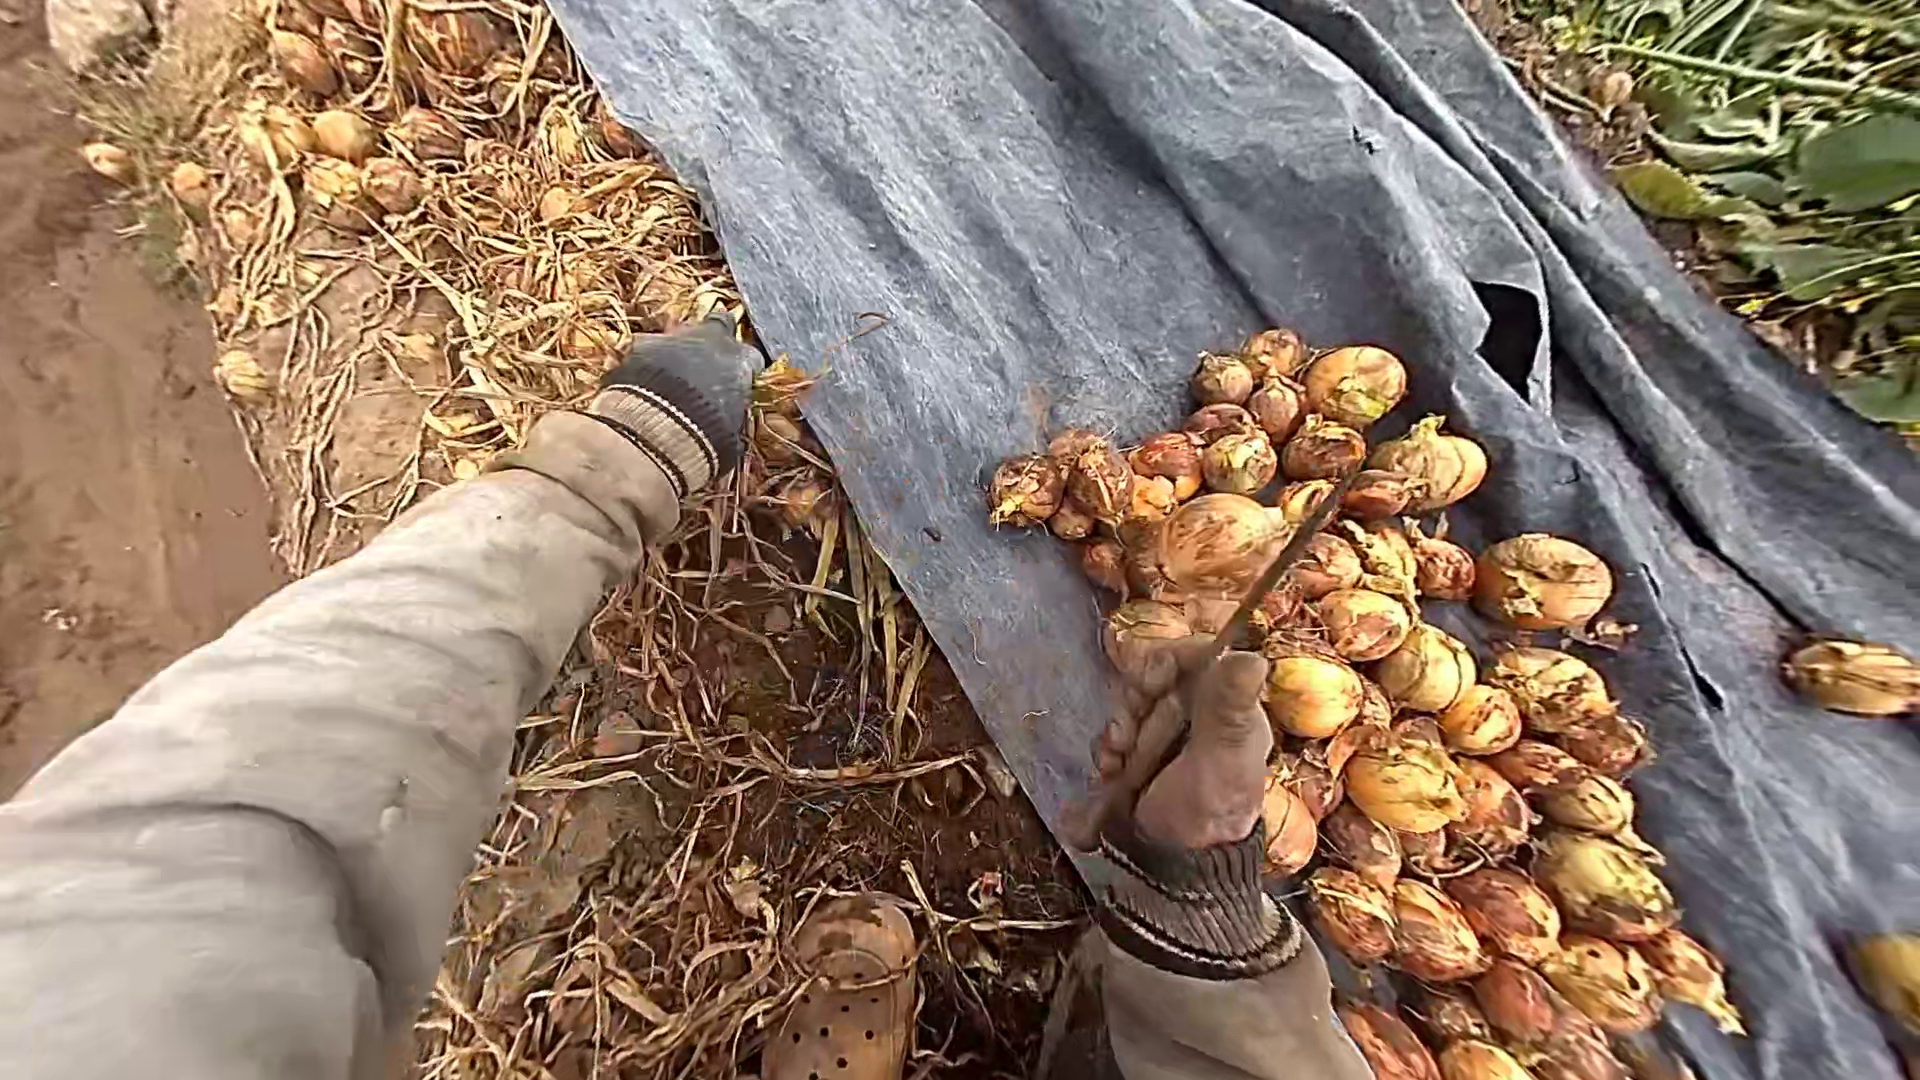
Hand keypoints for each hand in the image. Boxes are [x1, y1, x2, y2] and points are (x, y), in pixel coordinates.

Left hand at [589, 315, 761, 493]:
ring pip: (681, 331)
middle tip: (711, 355)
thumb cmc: (709, 434)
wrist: (661, 428)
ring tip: (675, 371)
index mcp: (742, 360)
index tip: (740, 380)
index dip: (746, 367)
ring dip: (681, 346)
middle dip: (718, 334)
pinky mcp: (641, 344)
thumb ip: (735, 418)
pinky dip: (648, 359)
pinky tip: (645, 379)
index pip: (752, 356)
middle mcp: (713, 338)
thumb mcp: (733, 432)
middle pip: (720, 323)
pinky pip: (648, 346)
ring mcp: (675, 336)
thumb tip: (732, 429)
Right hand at [1097, 633, 1271, 849]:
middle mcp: (1200, 713)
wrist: (1173, 872)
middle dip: (1134, 704)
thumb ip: (1229, 708)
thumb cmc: (1206, 814)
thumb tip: (1252, 655)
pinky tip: (1111, 772)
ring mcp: (1168, 733)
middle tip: (1126, 736)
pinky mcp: (1141, 752)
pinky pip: (1117, 730)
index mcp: (1229, 708)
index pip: (1196, 656)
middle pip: (1155, 677)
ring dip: (1118, 729)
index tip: (1146, 683)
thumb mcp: (1220, 761)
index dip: (1165, 661)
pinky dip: (1108, 749)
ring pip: (1131, 703)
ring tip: (1117, 762)